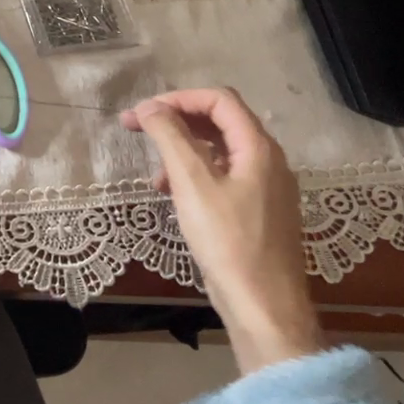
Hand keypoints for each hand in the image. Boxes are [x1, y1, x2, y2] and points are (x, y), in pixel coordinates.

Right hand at [121, 88, 323, 374]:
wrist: (263, 305)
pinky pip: (221, 175)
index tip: (142, 113)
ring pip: (217, 149)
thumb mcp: (191, 183)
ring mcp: (265, 186)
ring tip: (154, 174)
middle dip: (174, 120)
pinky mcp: (256, 209)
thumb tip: (150, 107)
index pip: (219, 100)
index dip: (177, 98)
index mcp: (258, 148)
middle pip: (219, 121)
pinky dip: (192, 174)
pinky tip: (172, 194)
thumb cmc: (228, 240)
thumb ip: (170, 137)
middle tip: (135, 129)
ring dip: (180, 149)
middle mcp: (267, 161)